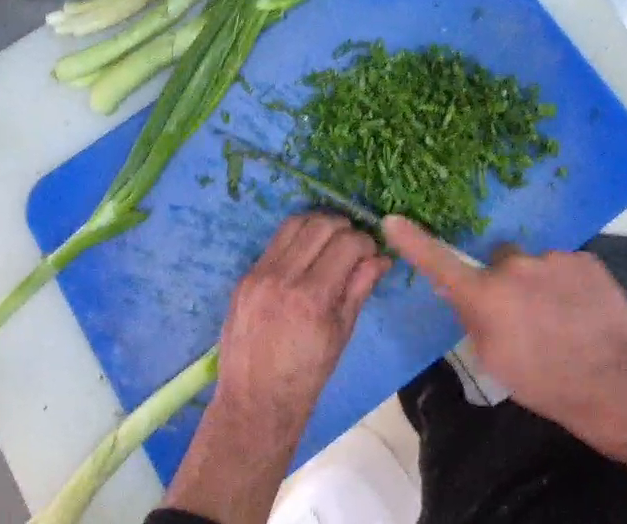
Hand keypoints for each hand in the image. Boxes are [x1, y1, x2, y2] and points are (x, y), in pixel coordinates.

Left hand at [215, 212, 390, 433]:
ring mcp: (259, 275)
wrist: (254, 402)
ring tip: (330, 243)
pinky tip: (306, 256)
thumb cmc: (306, 375)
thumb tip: (382, 258)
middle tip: (352, 246)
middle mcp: (283, 278)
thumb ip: (360, 288)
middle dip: (345, 228)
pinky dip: (296, 240)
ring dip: (319, 226)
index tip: (371, 254)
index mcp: (312, 298)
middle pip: (321, 224)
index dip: (366, 243)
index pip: (348, 243)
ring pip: (295, 223)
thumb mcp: (341, 333)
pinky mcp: (244, 277)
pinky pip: (275, 242)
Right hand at [384, 215, 626, 521]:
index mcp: (485, 295)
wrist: (612, 380)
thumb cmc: (544, 380)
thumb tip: (474, 298)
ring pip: (537, 265)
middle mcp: (513, 266)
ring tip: (564, 320)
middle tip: (528, 316)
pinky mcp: (585, 259)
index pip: (439, 263)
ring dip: (543, 284)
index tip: (393, 219)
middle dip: (508, 281)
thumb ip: (477, 319)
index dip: (414, 242)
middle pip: (501, 261)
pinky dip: (571, 286)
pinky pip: (567, 267)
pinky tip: (584, 314)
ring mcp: (552, 258)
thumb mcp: (494, 358)